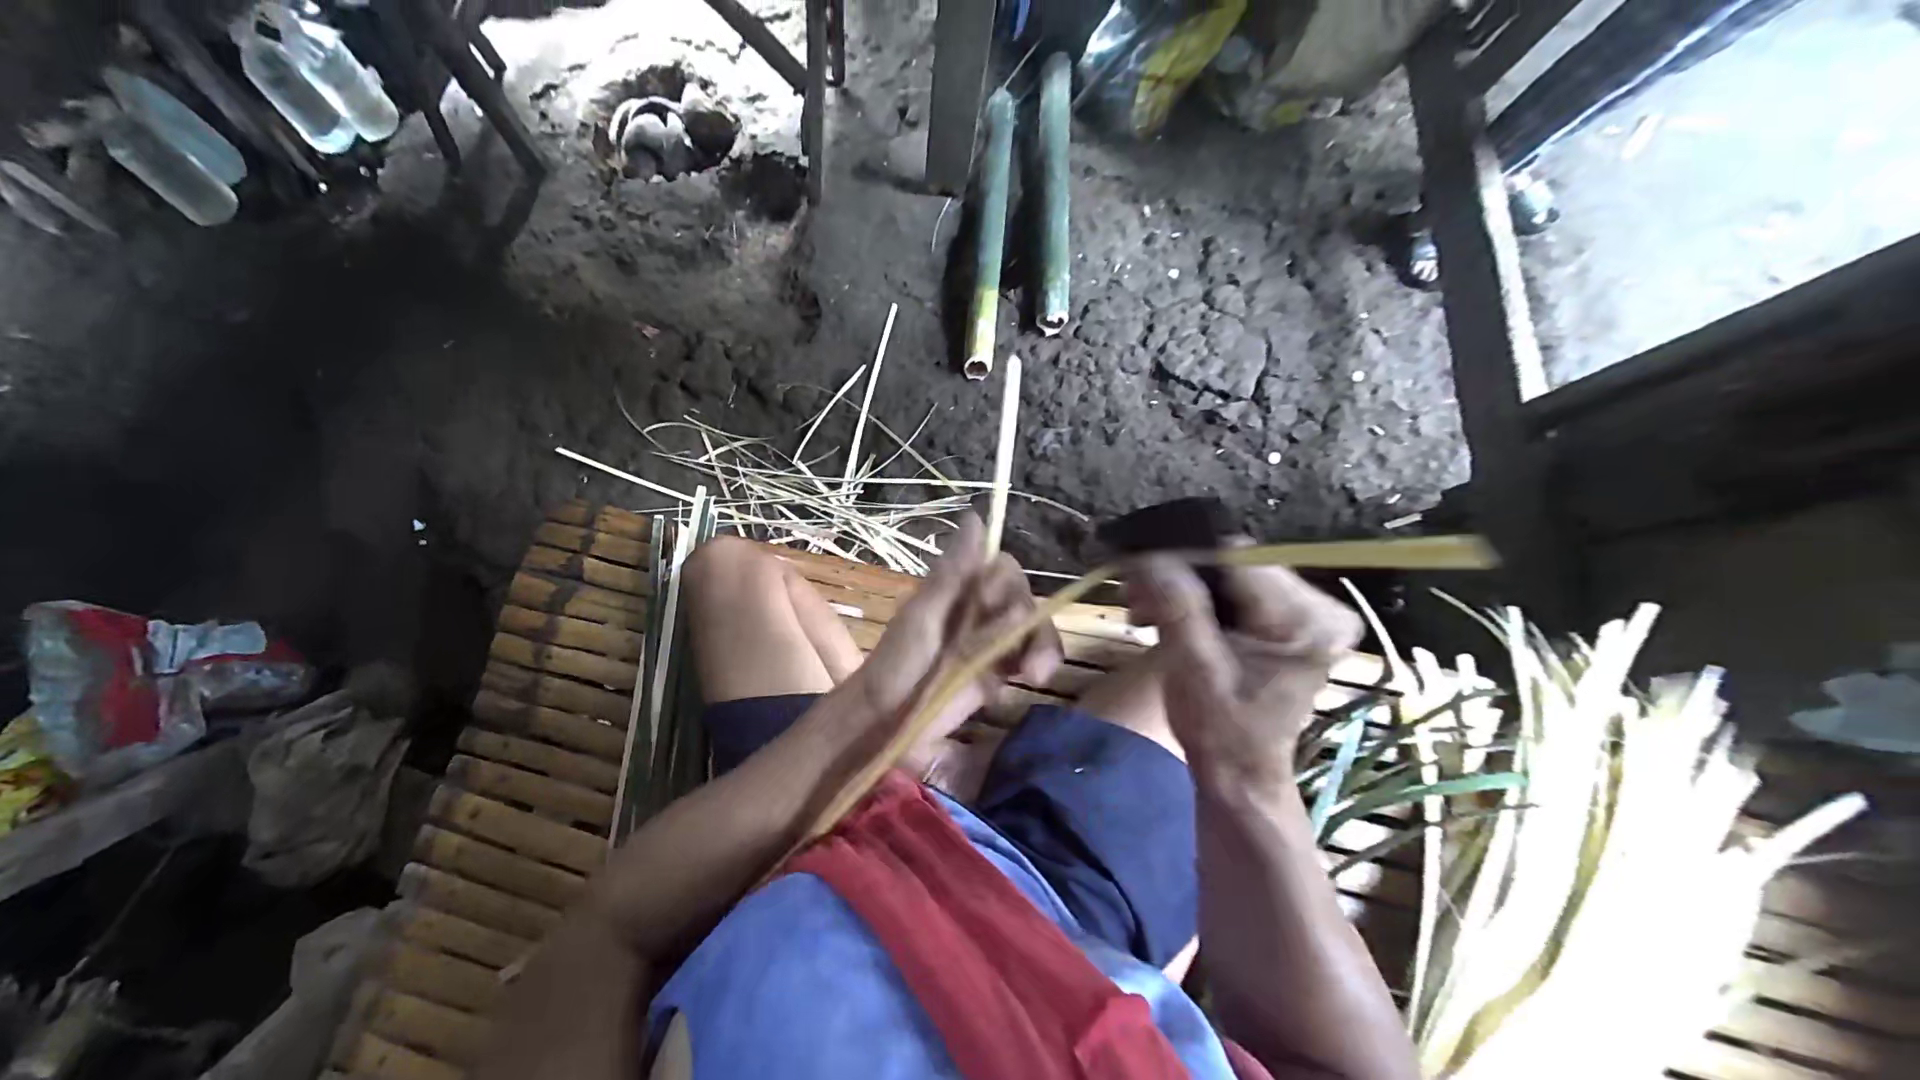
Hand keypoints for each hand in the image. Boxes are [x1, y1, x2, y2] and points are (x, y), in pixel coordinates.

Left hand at [844, 513, 1060, 744]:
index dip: (1007, 585)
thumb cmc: (896, 663)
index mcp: (959, 587)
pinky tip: (1033, 678)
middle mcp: (979, 608)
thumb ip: (952, 574)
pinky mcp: (998, 669)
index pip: (1002, 569)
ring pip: (1033, 628)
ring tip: (1035, 674)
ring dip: (1042, 646)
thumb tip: (975, 518)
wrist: (885, 719)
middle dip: (1032, 624)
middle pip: (1024, 599)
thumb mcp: (922, 616)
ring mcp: (990, 638)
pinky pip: (1030, 657)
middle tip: (1026, 655)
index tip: (992, 605)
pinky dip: (1038, 663)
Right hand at [1127, 554, 1360, 786]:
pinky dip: (1195, 597)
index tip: (1136, 565)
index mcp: (1307, 622)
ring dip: (1180, 585)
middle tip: (1134, 595)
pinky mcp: (1288, 617)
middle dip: (1177, 574)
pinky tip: (1165, 613)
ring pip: (1227, 572)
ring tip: (1142, 609)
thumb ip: (1177, 607)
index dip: (1182, 556)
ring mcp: (1306, 612)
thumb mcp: (1193, 668)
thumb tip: (1150, 554)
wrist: (1239, 772)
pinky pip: (1233, 588)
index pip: (1238, 560)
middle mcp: (1319, 609)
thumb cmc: (1220, 731)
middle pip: (1233, 563)